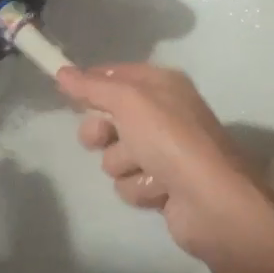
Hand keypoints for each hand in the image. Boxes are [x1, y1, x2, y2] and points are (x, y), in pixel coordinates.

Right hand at [56, 64, 270, 263]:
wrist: (211, 201)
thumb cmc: (170, 139)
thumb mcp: (128, 101)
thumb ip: (92, 87)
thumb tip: (62, 72)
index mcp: (161, 84)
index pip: (114, 75)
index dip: (90, 84)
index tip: (65, 93)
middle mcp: (163, 113)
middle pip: (109, 117)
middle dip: (102, 132)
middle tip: (102, 138)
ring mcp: (164, 152)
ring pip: (116, 154)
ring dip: (125, 164)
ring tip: (147, 169)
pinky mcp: (163, 186)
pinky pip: (131, 182)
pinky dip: (140, 187)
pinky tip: (160, 190)